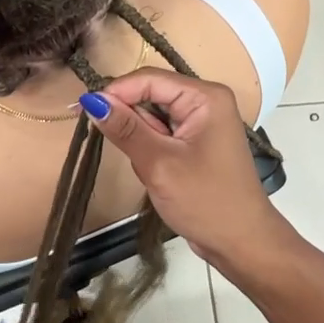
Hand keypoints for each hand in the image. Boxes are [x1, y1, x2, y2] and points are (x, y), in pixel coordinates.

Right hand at [81, 68, 292, 268]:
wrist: (242, 243)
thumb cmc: (206, 202)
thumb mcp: (159, 164)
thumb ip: (125, 129)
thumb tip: (91, 100)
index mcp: (205, 97)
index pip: (149, 79)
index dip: (115, 92)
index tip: (82, 111)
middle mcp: (205, 101)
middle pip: (150, 94)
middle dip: (131, 120)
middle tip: (124, 150)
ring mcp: (202, 121)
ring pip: (152, 115)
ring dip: (140, 139)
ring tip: (150, 168)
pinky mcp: (196, 140)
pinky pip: (161, 132)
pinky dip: (149, 149)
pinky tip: (156, 171)